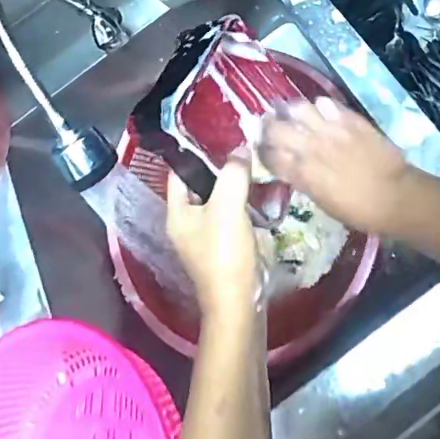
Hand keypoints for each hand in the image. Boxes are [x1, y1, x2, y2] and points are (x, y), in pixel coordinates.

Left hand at [166, 149, 262, 322]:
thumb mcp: (227, 206)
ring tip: (254, 163)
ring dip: (236, 185)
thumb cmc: (224, 253)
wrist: (240, 305)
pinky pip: (235, 216)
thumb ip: (232, 173)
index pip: (179, 171)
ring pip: (220, 200)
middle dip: (220, 167)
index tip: (216, 133)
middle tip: (241, 145)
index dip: (194, 151)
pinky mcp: (227, 247)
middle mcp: (188, 223)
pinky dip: (246, 204)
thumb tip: (240, 148)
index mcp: (177, 212)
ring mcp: (208, 237)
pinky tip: (262, 191)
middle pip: (202, 185)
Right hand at [260, 99, 414, 234]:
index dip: (261, 150)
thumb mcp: (323, 202)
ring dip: (292, 111)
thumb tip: (291, 167)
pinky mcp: (348, 118)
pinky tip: (321, 112)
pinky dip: (319, 106)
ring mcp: (330, 128)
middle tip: (270, 126)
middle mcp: (310, 146)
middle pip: (275, 127)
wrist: (396, 196)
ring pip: (298, 107)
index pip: (268, 155)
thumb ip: (303, 180)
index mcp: (302, 172)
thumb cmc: (359, 210)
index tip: (261, 148)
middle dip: (268, 126)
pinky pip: (325, 103)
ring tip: (293, 113)